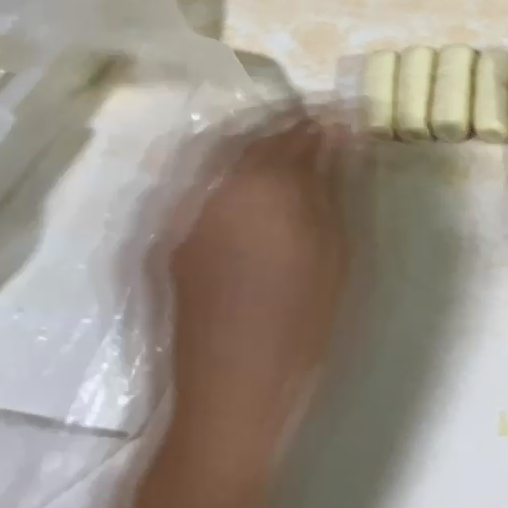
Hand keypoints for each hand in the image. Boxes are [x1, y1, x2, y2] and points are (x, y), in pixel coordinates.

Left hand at [130, 104, 356, 507]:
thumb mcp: (337, 252)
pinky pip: (192, 181)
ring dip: (248, 136)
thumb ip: (334, 185)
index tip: (346, 112)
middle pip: (251, 131)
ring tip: (277, 139)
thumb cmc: (301, 326)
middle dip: (284, 119)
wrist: (228, 394)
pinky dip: (219, 166)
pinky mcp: (161, 238)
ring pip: (214, 151)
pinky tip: (238, 179)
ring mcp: (180, 211)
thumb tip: (340, 135)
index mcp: (264, 185)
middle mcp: (214, 185)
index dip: (324, 118)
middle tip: (313, 117)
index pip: (298, 130)